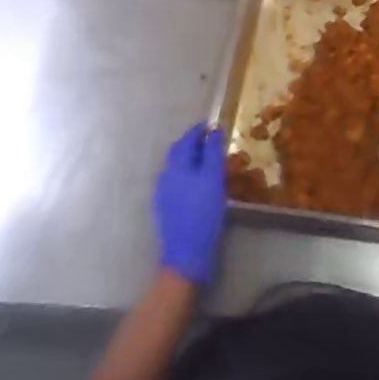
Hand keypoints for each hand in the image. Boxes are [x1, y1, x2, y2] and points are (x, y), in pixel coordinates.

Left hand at [154, 123, 228, 283]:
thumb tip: (214, 131)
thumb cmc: (204, 214)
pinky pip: (178, 181)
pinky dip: (189, 173)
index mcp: (176, 166)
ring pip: (178, 167)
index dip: (199, 130)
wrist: (187, 254)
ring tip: (210, 160)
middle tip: (213, 141)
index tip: (213, 125)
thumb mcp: (213, 180)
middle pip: (179, 152)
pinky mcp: (167, 206)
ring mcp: (164, 192)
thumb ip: (213, 153)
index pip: (187, 139)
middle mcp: (166, 175)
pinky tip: (201, 183)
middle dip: (194, 143)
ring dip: (192, 158)